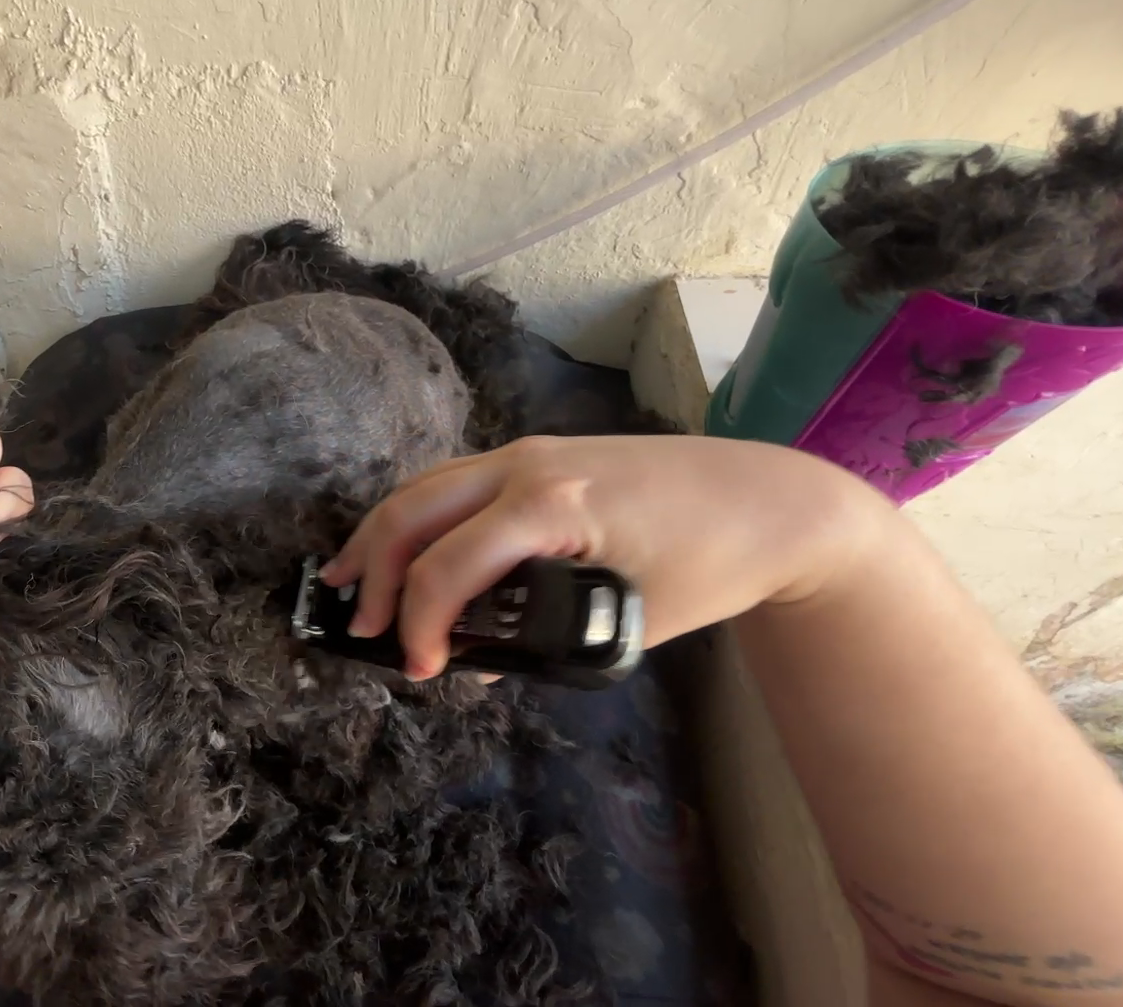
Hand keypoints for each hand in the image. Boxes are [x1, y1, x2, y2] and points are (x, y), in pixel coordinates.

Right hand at [320, 434, 892, 679]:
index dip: (419, 623)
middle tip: (358, 623)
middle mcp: (521, 466)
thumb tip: (474, 663)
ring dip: (379, 535)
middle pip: (412, 513)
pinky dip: (412, 516)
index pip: (449, 566)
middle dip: (373, 570)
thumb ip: (539, 645)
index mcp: (550, 506)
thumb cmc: (714, 564)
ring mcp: (522, 453)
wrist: (774, 499)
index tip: (421, 668)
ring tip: (348, 575)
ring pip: (420, 488)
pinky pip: (447, 482)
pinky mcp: (529, 455)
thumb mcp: (628, 624)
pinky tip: (402, 542)